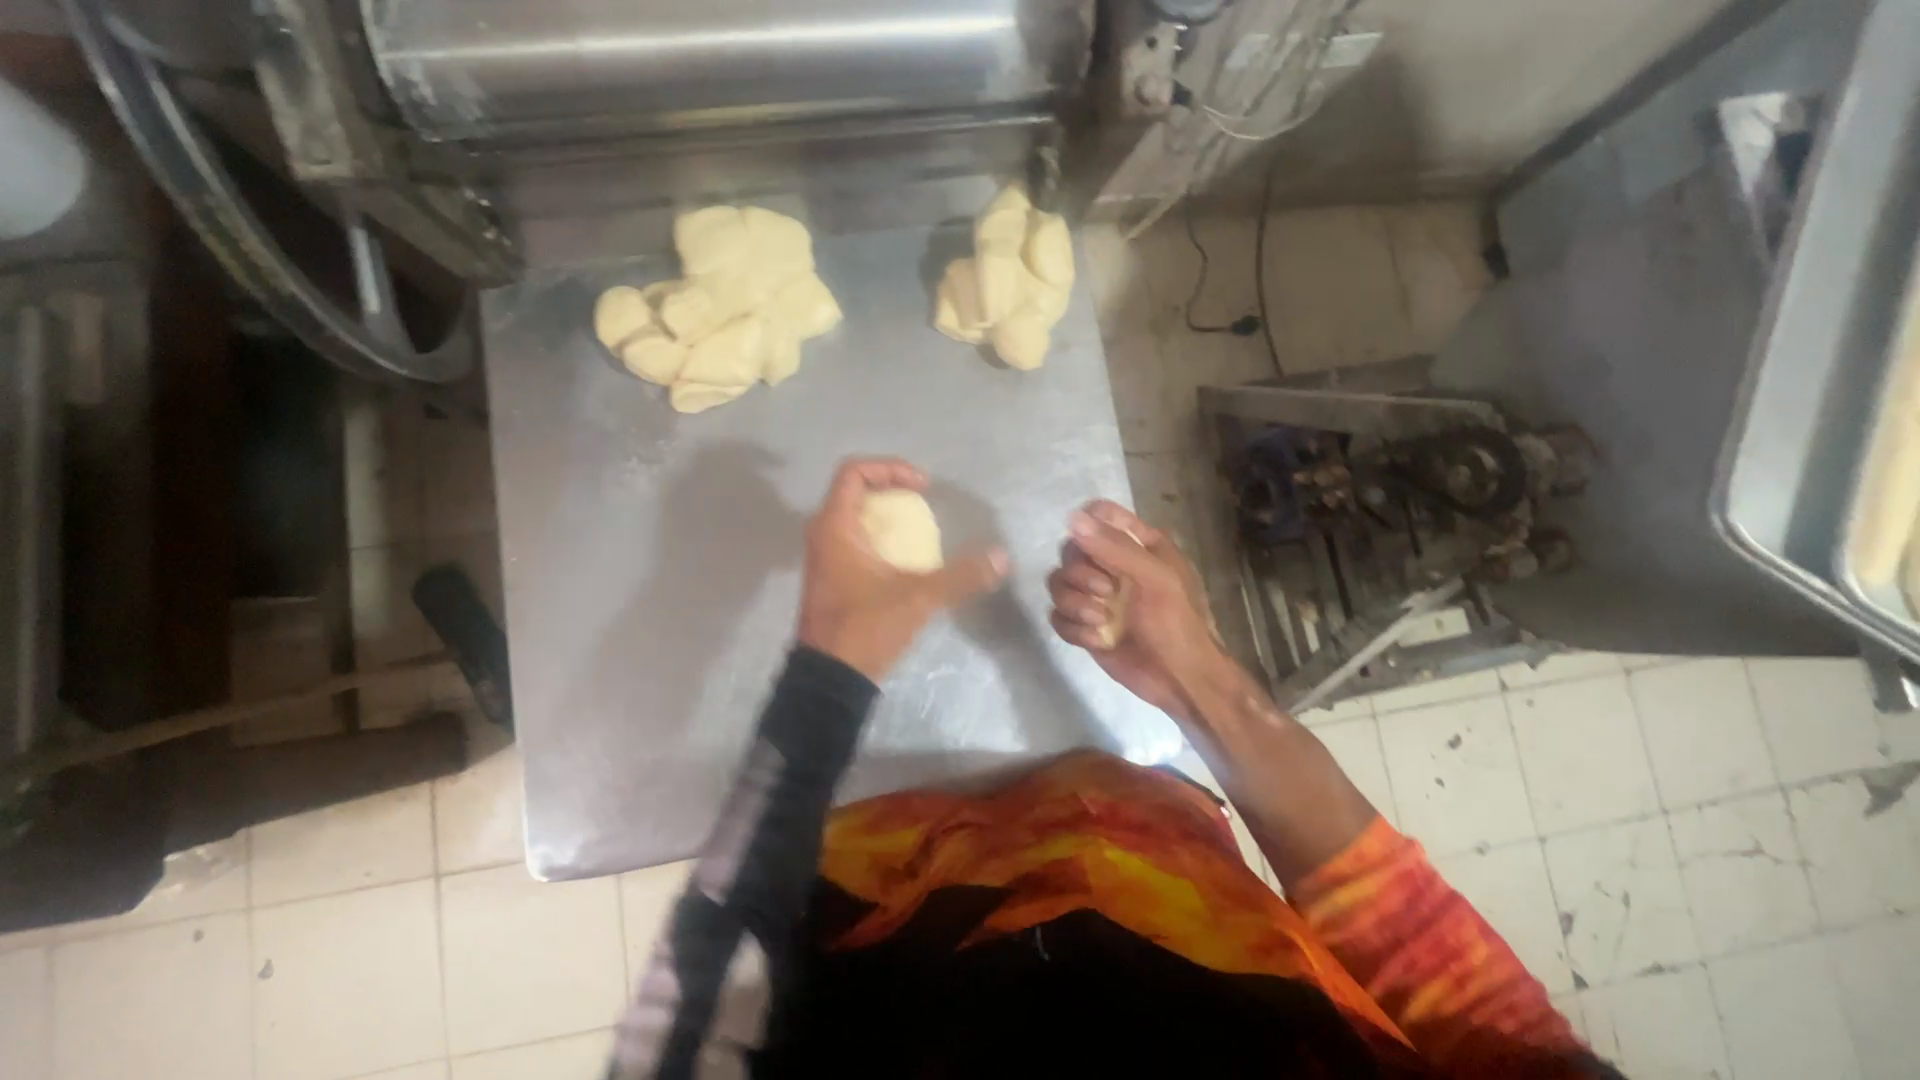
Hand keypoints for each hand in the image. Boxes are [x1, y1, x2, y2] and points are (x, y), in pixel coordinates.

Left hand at [797, 458, 1008, 680]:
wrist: (829, 679)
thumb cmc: (865, 629)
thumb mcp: (918, 599)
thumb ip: (959, 576)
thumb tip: (1001, 557)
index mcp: (834, 527)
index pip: (854, 472)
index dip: (891, 468)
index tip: (923, 487)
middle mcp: (823, 535)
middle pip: (854, 491)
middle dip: (892, 491)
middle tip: (924, 503)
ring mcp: (824, 558)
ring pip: (854, 518)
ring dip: (886, 517)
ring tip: (920, 530)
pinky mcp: (831, 578)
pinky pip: (854, 541)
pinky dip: (880, 538)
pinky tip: (906, 561)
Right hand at [1048, 500, 1224, 720]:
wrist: (1180, 679)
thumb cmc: (1178, 623)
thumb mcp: (1156, 578)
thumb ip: (1114, 548)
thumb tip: (1071, 519)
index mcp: (1139, 545)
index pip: (1100, 515)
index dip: (1088, 525)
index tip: (1088, 545)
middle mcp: (1113, 565)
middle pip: (1071, 552)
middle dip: (1082, 574)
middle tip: (1106, 593)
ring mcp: (1096, 598)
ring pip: (1059, 584)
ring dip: (1075, 602)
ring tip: (1100, 620)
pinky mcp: (1085, 627)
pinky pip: (1058, 616)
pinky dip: (1074, 628)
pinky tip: (1099, 641)